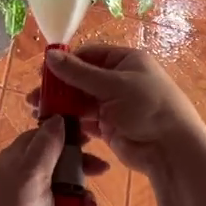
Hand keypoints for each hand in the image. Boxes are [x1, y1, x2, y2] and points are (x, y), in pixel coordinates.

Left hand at [0, 118, 109, 205]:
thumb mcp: (31, 172)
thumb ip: (47, 145)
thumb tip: (58, 118)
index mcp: (19, 161)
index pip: (46, 138)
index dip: (68, 136)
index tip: (90, 136)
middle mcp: (29, 182)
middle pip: (65, 168)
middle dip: (83, 171)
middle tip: (100, 171)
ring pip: (73, 199)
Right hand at [32, 44, 205, 176]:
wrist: (171, 150)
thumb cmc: (148, 107)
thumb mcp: (113, 85)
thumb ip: (78, 73)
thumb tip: (48, 55)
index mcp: (126, 61)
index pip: (88, 55)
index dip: (65, 63)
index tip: (43, 74)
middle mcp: (119, 80)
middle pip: (81, 78)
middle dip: (58, 88)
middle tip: (35, 98)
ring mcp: (113, 104)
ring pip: (80, 100)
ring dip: (61, 105)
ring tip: (39, 112)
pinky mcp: (108, 126)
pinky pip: (84, 120)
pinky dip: (70, 121)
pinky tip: (53, 125)